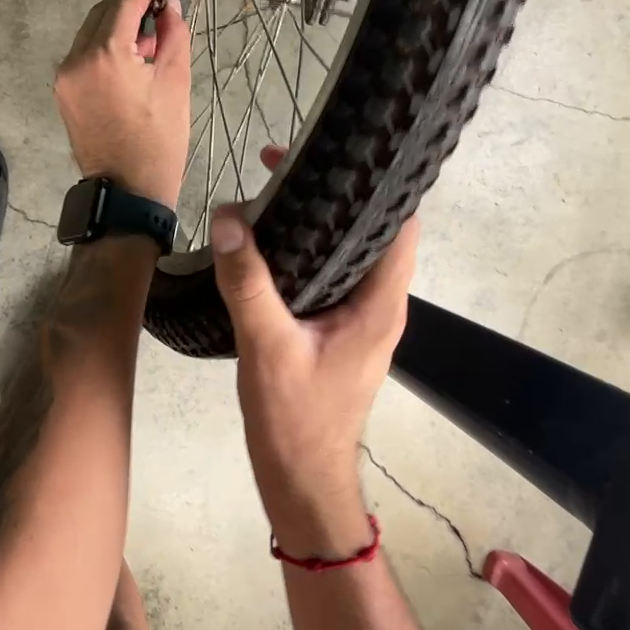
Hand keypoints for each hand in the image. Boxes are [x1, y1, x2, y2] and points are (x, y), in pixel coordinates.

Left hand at [54, 0, 190, 209]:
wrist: (128, 189)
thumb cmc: (159, 139)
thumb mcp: (176, 82)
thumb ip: (172, 35)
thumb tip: (169, 6)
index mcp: (105, 55)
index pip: (123, 3)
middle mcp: (76, 59)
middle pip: (101, 14)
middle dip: (128, 7)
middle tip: (157, 13)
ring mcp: (64, 76)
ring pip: (89, 33)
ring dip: (115, 27)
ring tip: (147, 42)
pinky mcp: (62, 91)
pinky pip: (82, 56)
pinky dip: (103, 49)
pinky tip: (128, 61)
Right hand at [211, 158, 418, 557]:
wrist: (300, 480)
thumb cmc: (296, 417)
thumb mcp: (268, 345)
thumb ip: (248, 281)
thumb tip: (228, 215)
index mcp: (379, 303)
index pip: (401, 226)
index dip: (379, 183)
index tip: (338, 149)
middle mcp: (377, 304)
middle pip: (368, 231)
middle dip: (332, 191)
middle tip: (281, 160)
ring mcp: (356, 317)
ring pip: (344, 252)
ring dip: (314, 219)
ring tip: (270, 188)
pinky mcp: (333, 328)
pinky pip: (324, 273)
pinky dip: (301, 248)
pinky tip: (265, 239)